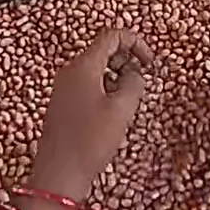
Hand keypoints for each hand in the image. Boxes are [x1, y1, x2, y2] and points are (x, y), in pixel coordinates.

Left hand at [29, 28, 154, 199]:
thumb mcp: (122, 108)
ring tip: (127, 102)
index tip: (150, 63)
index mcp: (84, 66)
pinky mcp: (63, 104)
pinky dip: (105, 90)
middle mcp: (70, 71)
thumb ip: (134, 82)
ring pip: (97, 69)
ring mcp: (64, 88)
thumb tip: (135, 73)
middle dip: (127, 61)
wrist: (59, 174)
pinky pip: (88, 85)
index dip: (136, 43)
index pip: (112, 36)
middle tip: (141, 84)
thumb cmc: (91, 140)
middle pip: (104, 50)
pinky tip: (112, 114)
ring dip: (117, 78)